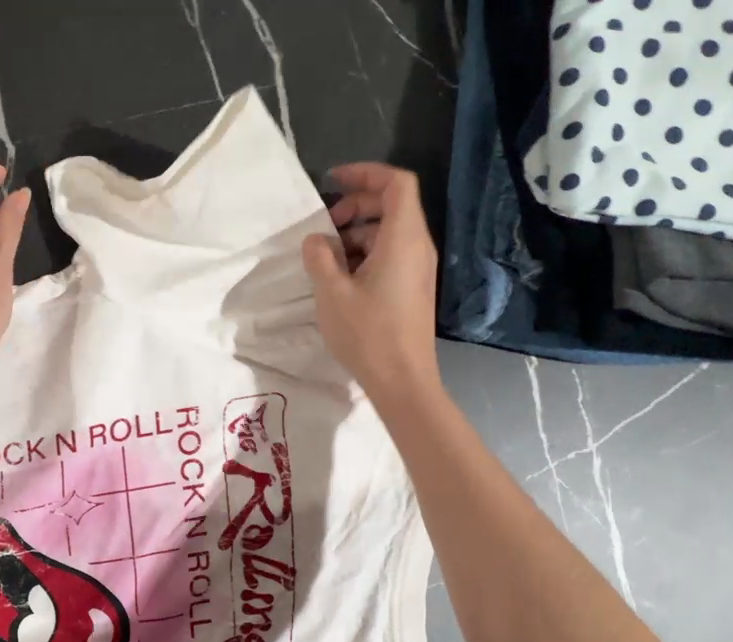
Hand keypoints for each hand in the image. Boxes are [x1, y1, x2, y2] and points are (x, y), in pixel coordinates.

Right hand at [301, 163, 440, 399]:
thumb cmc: (367, 333)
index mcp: (403, 238)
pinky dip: (365, 253)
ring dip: (356, 234)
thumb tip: (315, 240)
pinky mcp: (411, 287)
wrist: (402, 378)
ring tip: (325, 257)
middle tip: (324, 228)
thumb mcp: (331, 294)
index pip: (396, 183)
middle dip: (356, 206)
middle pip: (392, 205)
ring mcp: (417, 267)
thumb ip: (320, 259)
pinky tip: (340, 277)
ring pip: (389, 232)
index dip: (366, 173)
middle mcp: (417, 245)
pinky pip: (390, 254)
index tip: (334, 180)